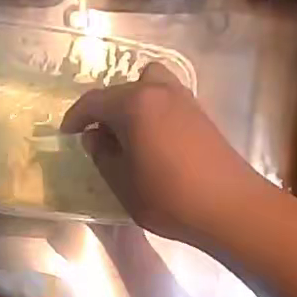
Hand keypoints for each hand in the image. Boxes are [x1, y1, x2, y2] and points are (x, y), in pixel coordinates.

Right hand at [61, 62, 281, 246]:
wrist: (229, 207)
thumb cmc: (169, 198)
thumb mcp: (123, 184)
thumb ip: (103, 156)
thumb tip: (95, 137)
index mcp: (134, 104)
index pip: (94, 101)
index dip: (76, 117)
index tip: (67, 133)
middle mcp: (159, 91)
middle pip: (122, 90)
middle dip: (105, 110)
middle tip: (97, 137)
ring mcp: (184, 99)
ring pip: (148, 89)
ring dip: (132, 106)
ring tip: (126, 137)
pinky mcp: (201, 114)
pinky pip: (166, 102)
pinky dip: (152, 113)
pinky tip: (152, 142)